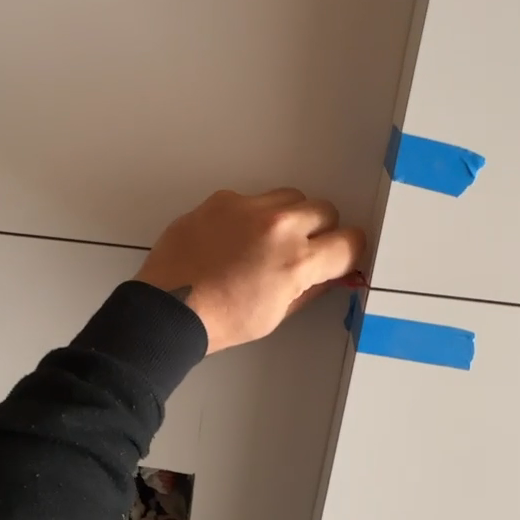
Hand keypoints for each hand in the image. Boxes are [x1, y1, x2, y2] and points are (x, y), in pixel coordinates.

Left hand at [134, 188, 366, 353]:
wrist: (170, 310)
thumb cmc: (222, 321)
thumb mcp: (276, 314)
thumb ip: (309, 288)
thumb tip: (330, 275)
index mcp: (297, 261)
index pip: (350, 242)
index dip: (346, 254)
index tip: (336, 261)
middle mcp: (278, 226)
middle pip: (325, 210)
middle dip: (320, 231)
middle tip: (299, 253)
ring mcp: (248, 208)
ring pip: (290, 197)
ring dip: (288, 217)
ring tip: (265, 244)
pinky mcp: (221, 200)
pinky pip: (251, 199)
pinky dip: (250, 216)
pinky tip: (233, 240)